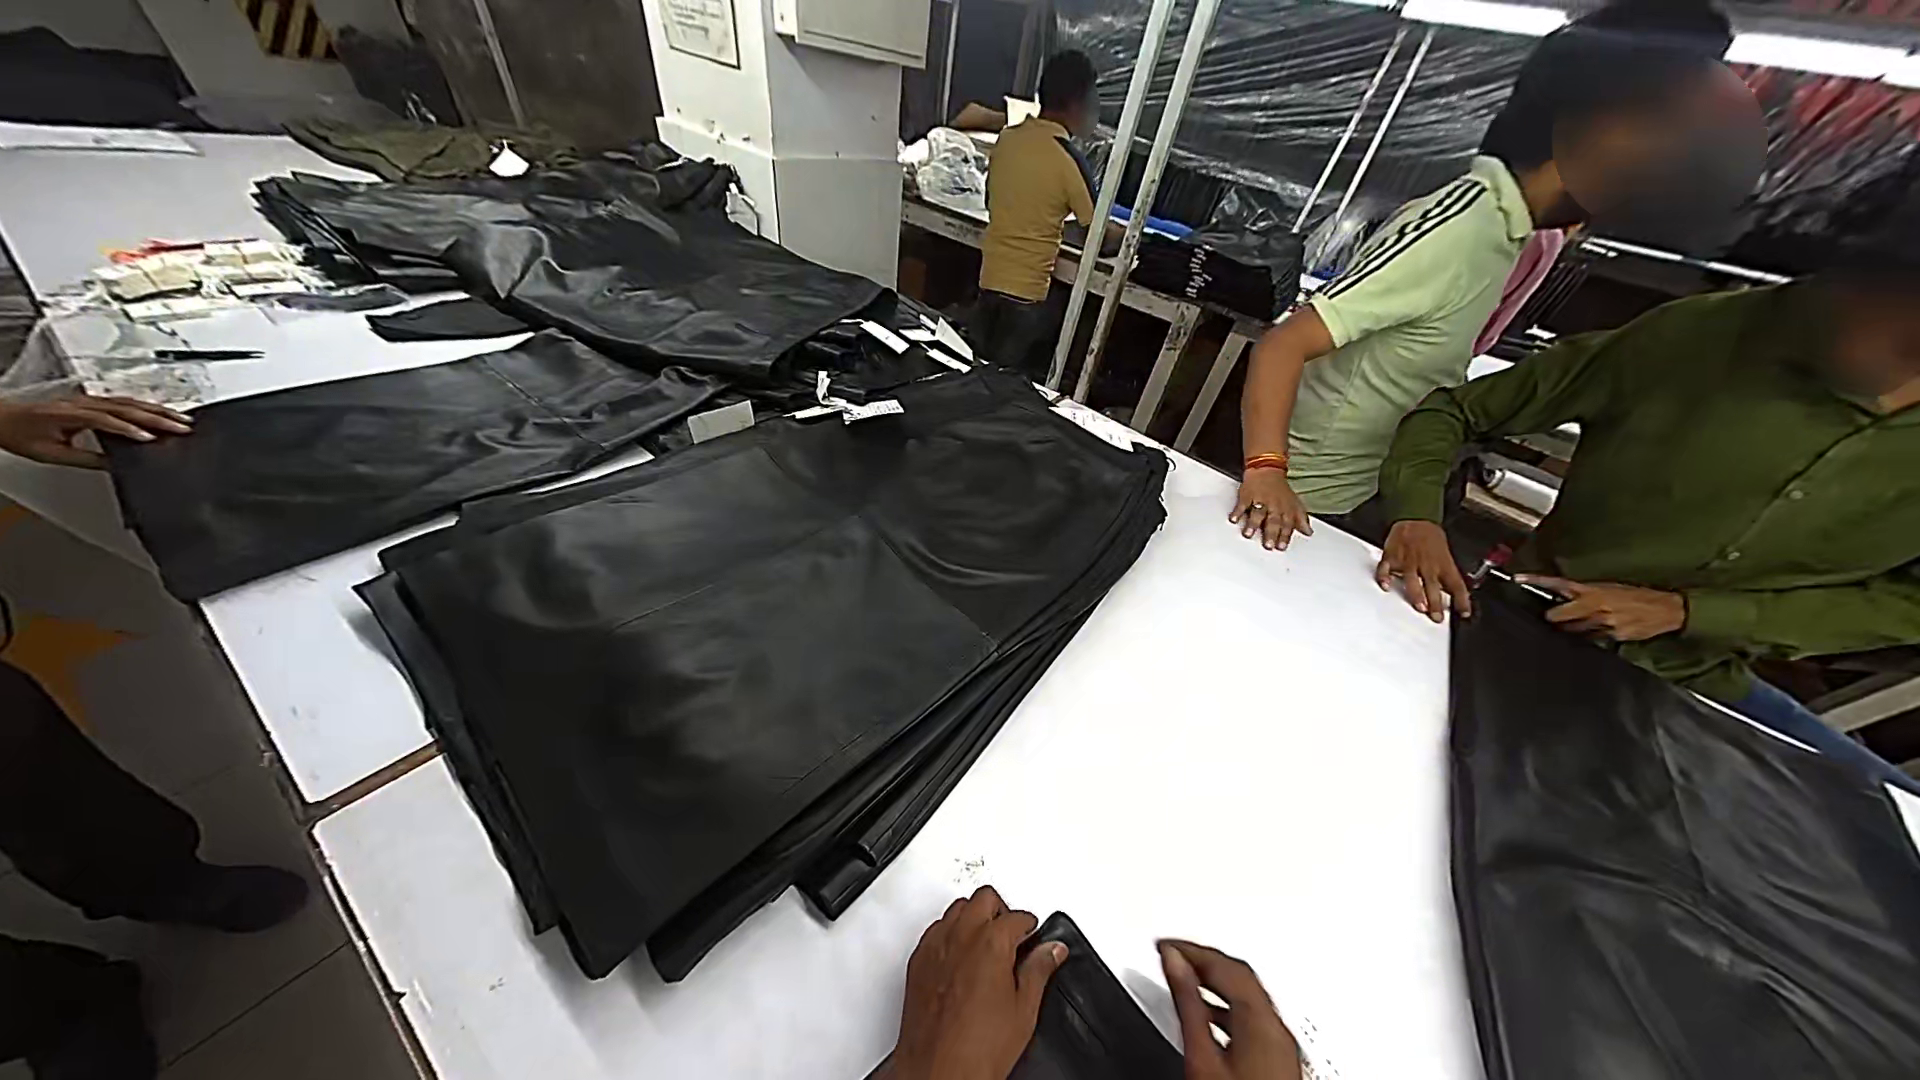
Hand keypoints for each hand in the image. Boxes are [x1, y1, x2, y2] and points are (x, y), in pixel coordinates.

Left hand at [0, 397, 191, 468]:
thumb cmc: (16, 434)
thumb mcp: (50, 454)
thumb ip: (86, 460)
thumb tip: (117, 466)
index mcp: (66, 414)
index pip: (105, 420)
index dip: (128, 430)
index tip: (151, 439)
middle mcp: (79, 404)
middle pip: (125, 408)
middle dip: (157, 418)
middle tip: (183, 427)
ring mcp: (86, 400)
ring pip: (129, 402)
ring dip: (158, 410)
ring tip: (183, 418)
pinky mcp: (91, 401)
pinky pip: (124, 400)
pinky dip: (147, 406)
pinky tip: (161, 411)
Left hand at [888, 886, 1067, 1079]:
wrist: (939, 1071)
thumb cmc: (977, 1048)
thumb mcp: (1024, 1010)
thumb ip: (1039, 970)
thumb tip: (1053, 950)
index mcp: (992, 941)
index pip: (1017, 915)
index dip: (1029, 925)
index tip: (1032, 933)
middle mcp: (962, 934)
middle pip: (985, 897)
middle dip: (1001, 910)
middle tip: (1010, 932)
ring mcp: (938, 943)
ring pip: (958, 907)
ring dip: (974, 917)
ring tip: (986, 941)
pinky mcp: (919, 957)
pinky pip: (937, 928)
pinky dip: (950, 933)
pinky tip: (960, 954)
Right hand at [1159, 940, 1301, 1079]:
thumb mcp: (1200, 1053)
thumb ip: (1186, 1001)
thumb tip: (1171, 959)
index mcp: (1261, 1019)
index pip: (1224, 963)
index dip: (1190, 948)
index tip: (1164, 946)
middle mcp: (1277, 1029)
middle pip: (1240, 975)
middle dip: (1203, 959)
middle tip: (1173, 954)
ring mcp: (1282, 1049)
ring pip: (1248, 996)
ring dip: (1215, 981)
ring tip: (1184, 977)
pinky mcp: (1280, 1064)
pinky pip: (1252, 1018)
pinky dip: (1226, 1005)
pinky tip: (1208, 1016)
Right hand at [1229, 470, 1313, 550]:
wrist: (1267, 470)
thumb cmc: (1279, 489)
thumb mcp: (1294, 503)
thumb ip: (1301, 519)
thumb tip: (1308, 532)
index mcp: (1285, 508)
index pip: (1287, 524)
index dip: (1284, 536)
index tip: (1281, 547)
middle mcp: (1273, 505)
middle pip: (1273, 520)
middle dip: (1271, 533)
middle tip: (1268, 545)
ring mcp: (1260, 500)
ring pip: (1257, 513)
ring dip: (1253, 524)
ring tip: (1248, 534)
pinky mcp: (1247, 495)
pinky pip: (1242, 504)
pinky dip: (1237, 512)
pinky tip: (1234, 519)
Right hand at [1375, 520, 1470, 622]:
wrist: (1416, 518)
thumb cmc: (1430, 537)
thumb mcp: (1445, 554)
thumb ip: (1445, 573)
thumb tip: (1450, 591)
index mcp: (1443, 564)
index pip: (1456, 585)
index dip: (1462, 600)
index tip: (1463, 613)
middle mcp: (1427, 564)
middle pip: (1433, 586)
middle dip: (1436, 603)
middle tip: (1437, 617)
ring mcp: (1408, 561)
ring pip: (1413, 580)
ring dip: (1416, 594)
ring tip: (1419, 607)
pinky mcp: (1392, 557)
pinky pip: (1387, 569)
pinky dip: (1385, 577)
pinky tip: (1385, 585)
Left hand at [1516, 576, 1685, 641]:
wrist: (1671, 609)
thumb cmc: (1637, 595)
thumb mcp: (1608, 587)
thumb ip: (1582, 592)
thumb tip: (1558, 593)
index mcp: (1592, 591)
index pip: (1557, 583)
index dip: (1536, 580)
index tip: (1517, 578)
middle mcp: (1594, 607)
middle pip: (1557, 616)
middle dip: (1552, 617)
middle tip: (1552, 617)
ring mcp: (1604, 623)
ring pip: (1572, 630)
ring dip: (1569, 629)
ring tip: (1576, 626)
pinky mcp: (1614, 636)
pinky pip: (1592, 639)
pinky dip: (1588, 638)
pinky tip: (1593, 634)